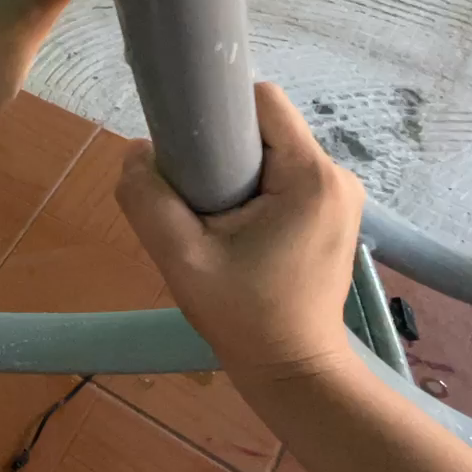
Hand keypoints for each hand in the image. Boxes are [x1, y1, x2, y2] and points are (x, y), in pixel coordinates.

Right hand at [116, 82, 366, 386]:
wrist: (291, 369)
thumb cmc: (241, 314)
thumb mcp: (178, 256)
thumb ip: (147, 199)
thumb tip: (134, 152)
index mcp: (309, 176)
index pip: (261, 102)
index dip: (215, 111)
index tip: (184, 149)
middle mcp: (335, 175)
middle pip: (261, 128)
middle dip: (218, 150)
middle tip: (191, 199)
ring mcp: (337, 196)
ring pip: (267, 153)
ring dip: (230, 173)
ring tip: (208, 221)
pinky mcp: (329, 214)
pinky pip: (279, 177)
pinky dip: (248, 190)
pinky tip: (230, 230)